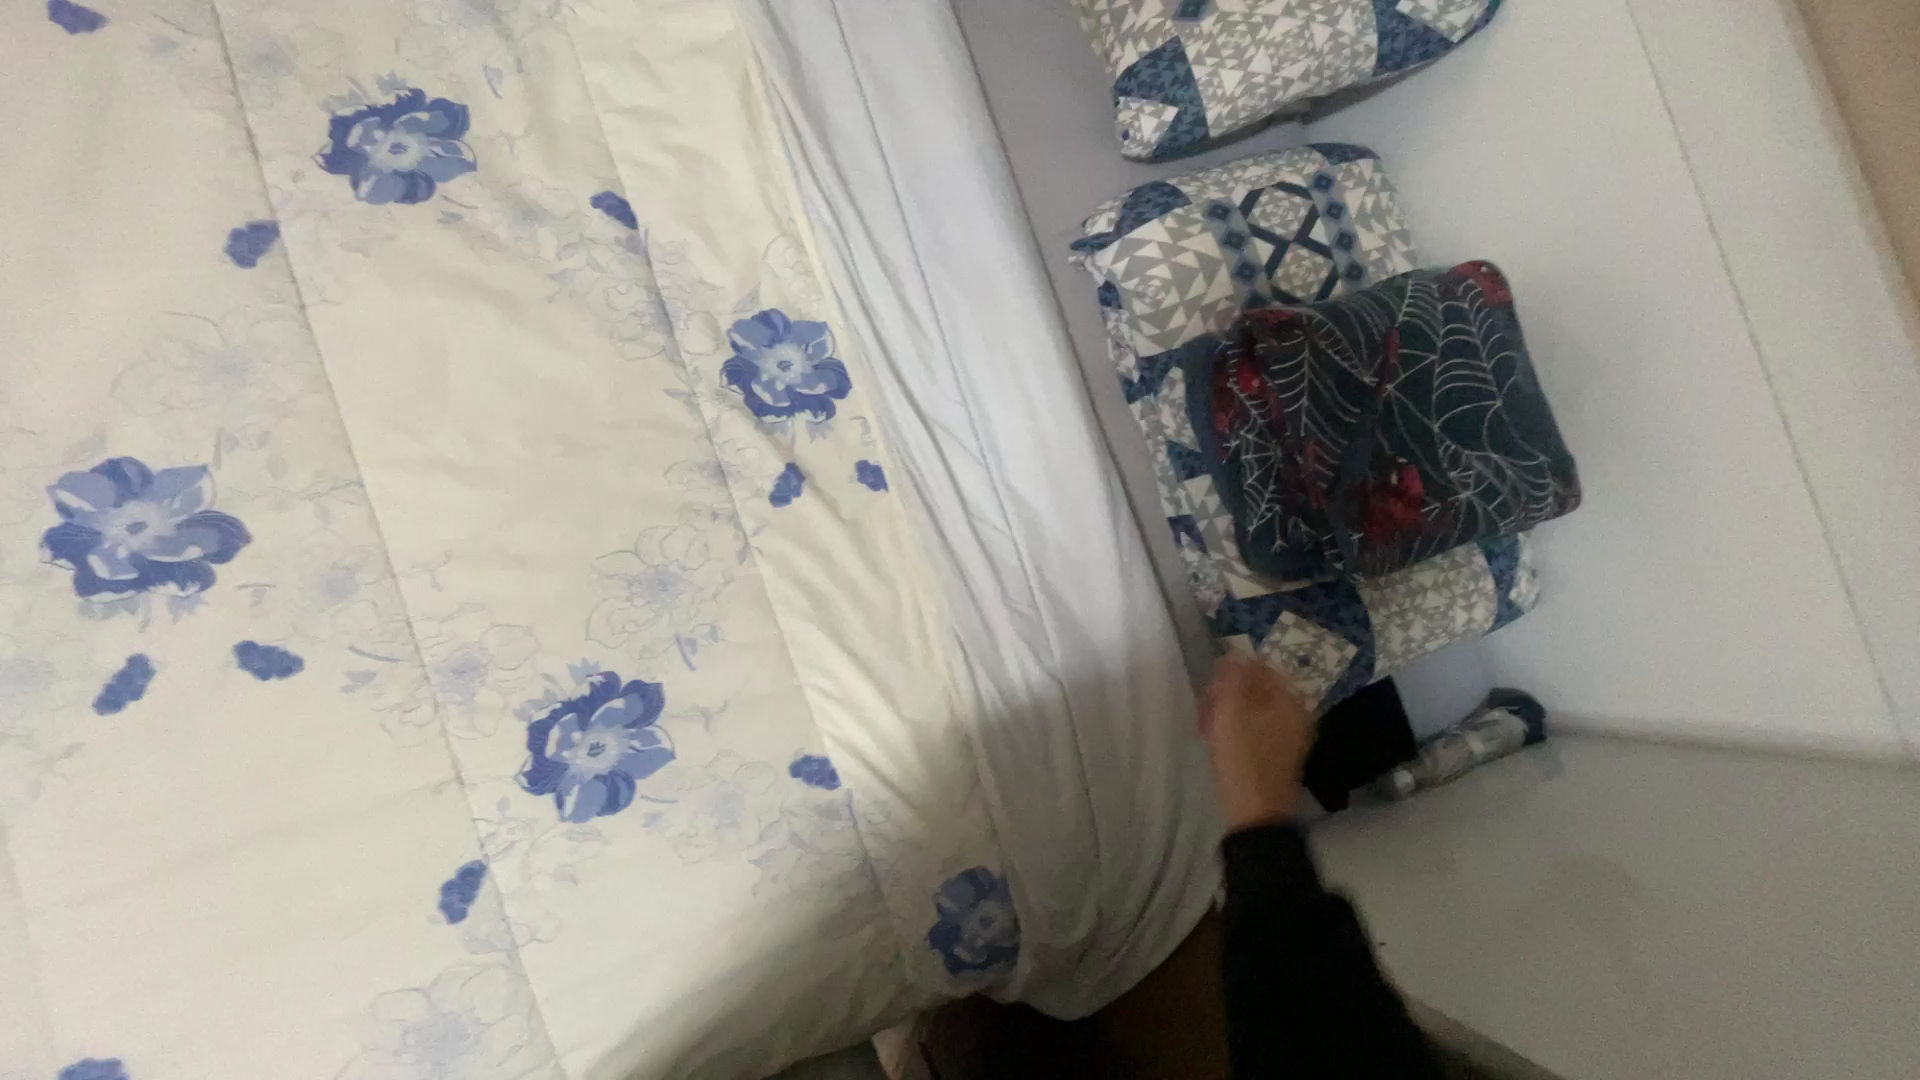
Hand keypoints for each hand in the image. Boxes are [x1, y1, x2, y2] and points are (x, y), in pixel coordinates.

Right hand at [1199, 652, 1315, 829]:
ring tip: (1207, 726)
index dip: (1232, 671)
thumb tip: (1236, 652)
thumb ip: (1233, 676)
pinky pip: (1254, 727)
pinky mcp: (1277, 753)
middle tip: (1206, 708)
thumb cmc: (1243, 757)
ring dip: (1227, 711)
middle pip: (1257, 687)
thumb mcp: (1232, 710)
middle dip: (1228, 692)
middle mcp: (1296, 714)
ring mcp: (1289, 735)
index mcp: (1290, 700)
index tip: (1211, 686)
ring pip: (1252, 708)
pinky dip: (1235, 728)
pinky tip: (1218, 740)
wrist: (1255, 813)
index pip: (1261, 666)